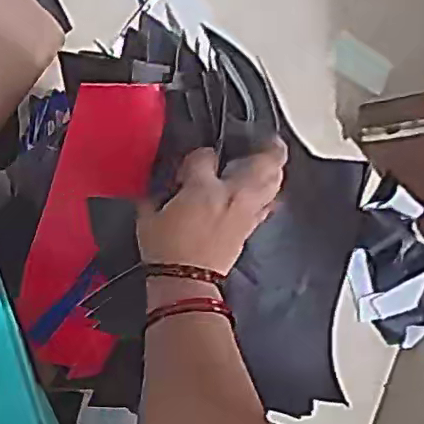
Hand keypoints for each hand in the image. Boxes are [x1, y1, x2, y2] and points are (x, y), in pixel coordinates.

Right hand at [138, 140, 286, 274]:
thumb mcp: (147, 218)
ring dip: (271, 168)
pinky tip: (258, 194)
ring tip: (263, 163)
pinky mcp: (251, 227)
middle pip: (265, 159)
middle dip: (262, 147)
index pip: (204, 156)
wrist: (184, 280)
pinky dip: (267, 194)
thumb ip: (156, 195)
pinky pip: (269, 202)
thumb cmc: (163, 250)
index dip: (196, 157)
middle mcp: (233, 194)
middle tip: (255, 142)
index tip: (188, 164)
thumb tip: (161, 186)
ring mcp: (247, 210)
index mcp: (203, 188)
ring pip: (275, 178)